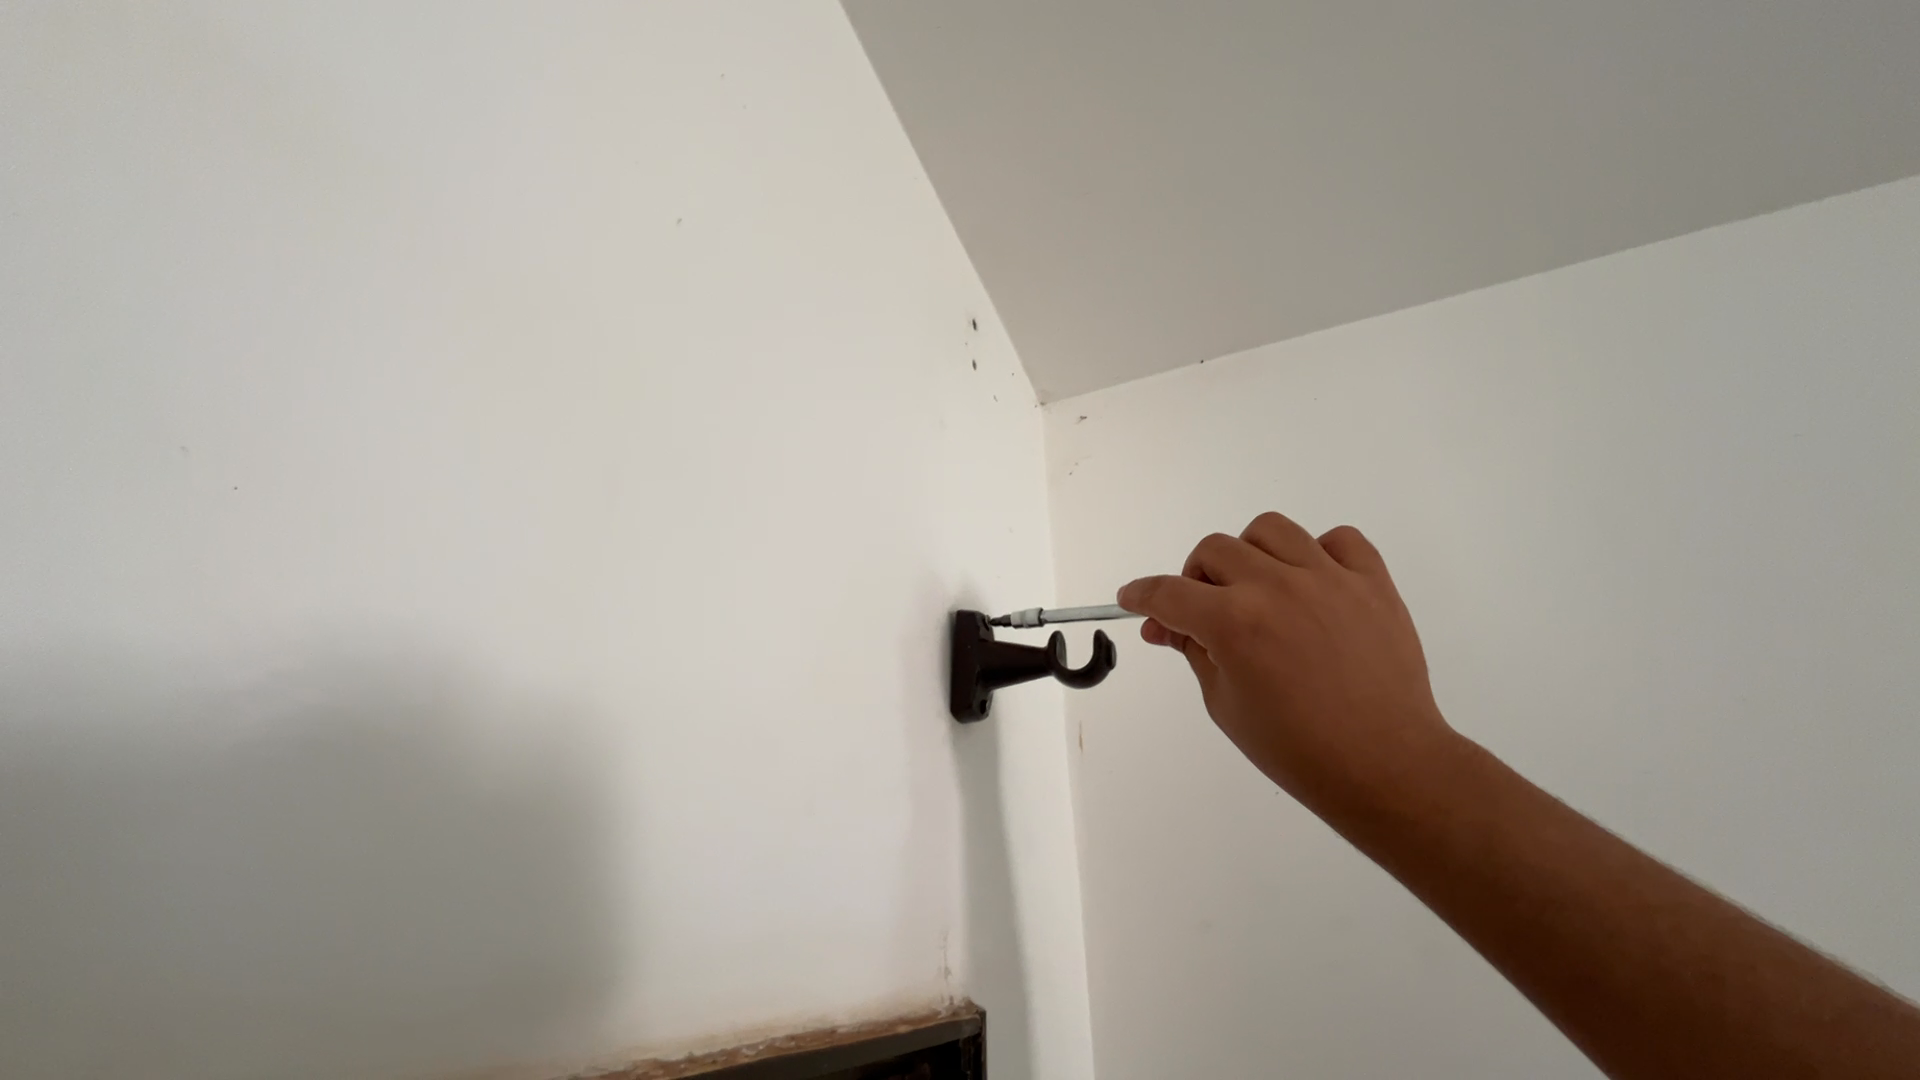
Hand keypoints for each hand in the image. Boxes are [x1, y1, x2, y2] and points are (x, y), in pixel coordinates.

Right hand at [1116, 512, 1454, 807]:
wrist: (1383, 764)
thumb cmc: (1295, 748)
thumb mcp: (1224, 703)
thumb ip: (1193, 651)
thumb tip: (1165, 625)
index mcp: (1233, 623)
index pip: (1168, 593)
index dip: (1141, 595)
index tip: (1134, 599)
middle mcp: (1276, 588)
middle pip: (1213, 550)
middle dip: (1195, 578)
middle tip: (1204, 611)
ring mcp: (1328, 580)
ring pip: (1269, 530)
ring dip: (1250, 555)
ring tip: (1258, 589)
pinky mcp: (1372, 582)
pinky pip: (1338, 539)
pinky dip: (1317, 553)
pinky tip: (1312, 585)